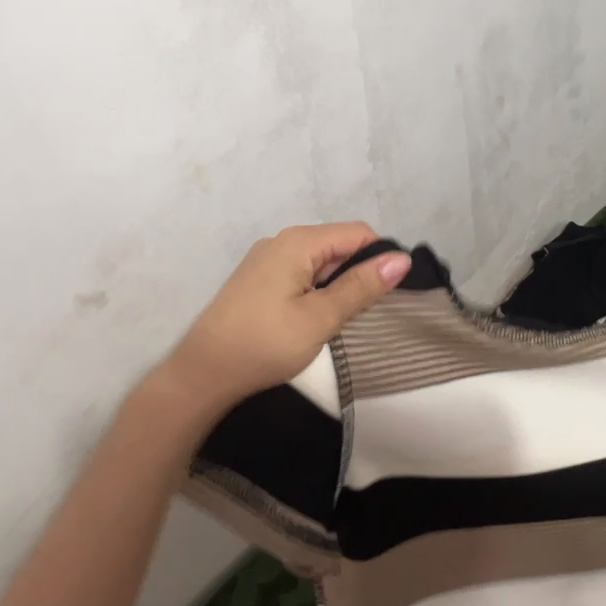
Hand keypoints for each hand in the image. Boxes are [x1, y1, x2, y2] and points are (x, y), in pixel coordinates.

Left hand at [157, 223, 410, 407]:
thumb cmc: (265, 344)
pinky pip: (300, 274)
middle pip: (337, 245)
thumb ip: (361, 287)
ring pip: (319, 262)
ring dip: (337, 286)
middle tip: (369, 314)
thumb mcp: (320, 318)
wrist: (204, 372)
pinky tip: (316, 321)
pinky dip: (316, 291)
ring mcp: (266, 260)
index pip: (357, 233)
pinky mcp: (258, 280)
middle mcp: (281, 242)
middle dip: (358, 273)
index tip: (393, 293)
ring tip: (344, 321)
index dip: (380, 258)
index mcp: (298, 242)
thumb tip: (401, 259)